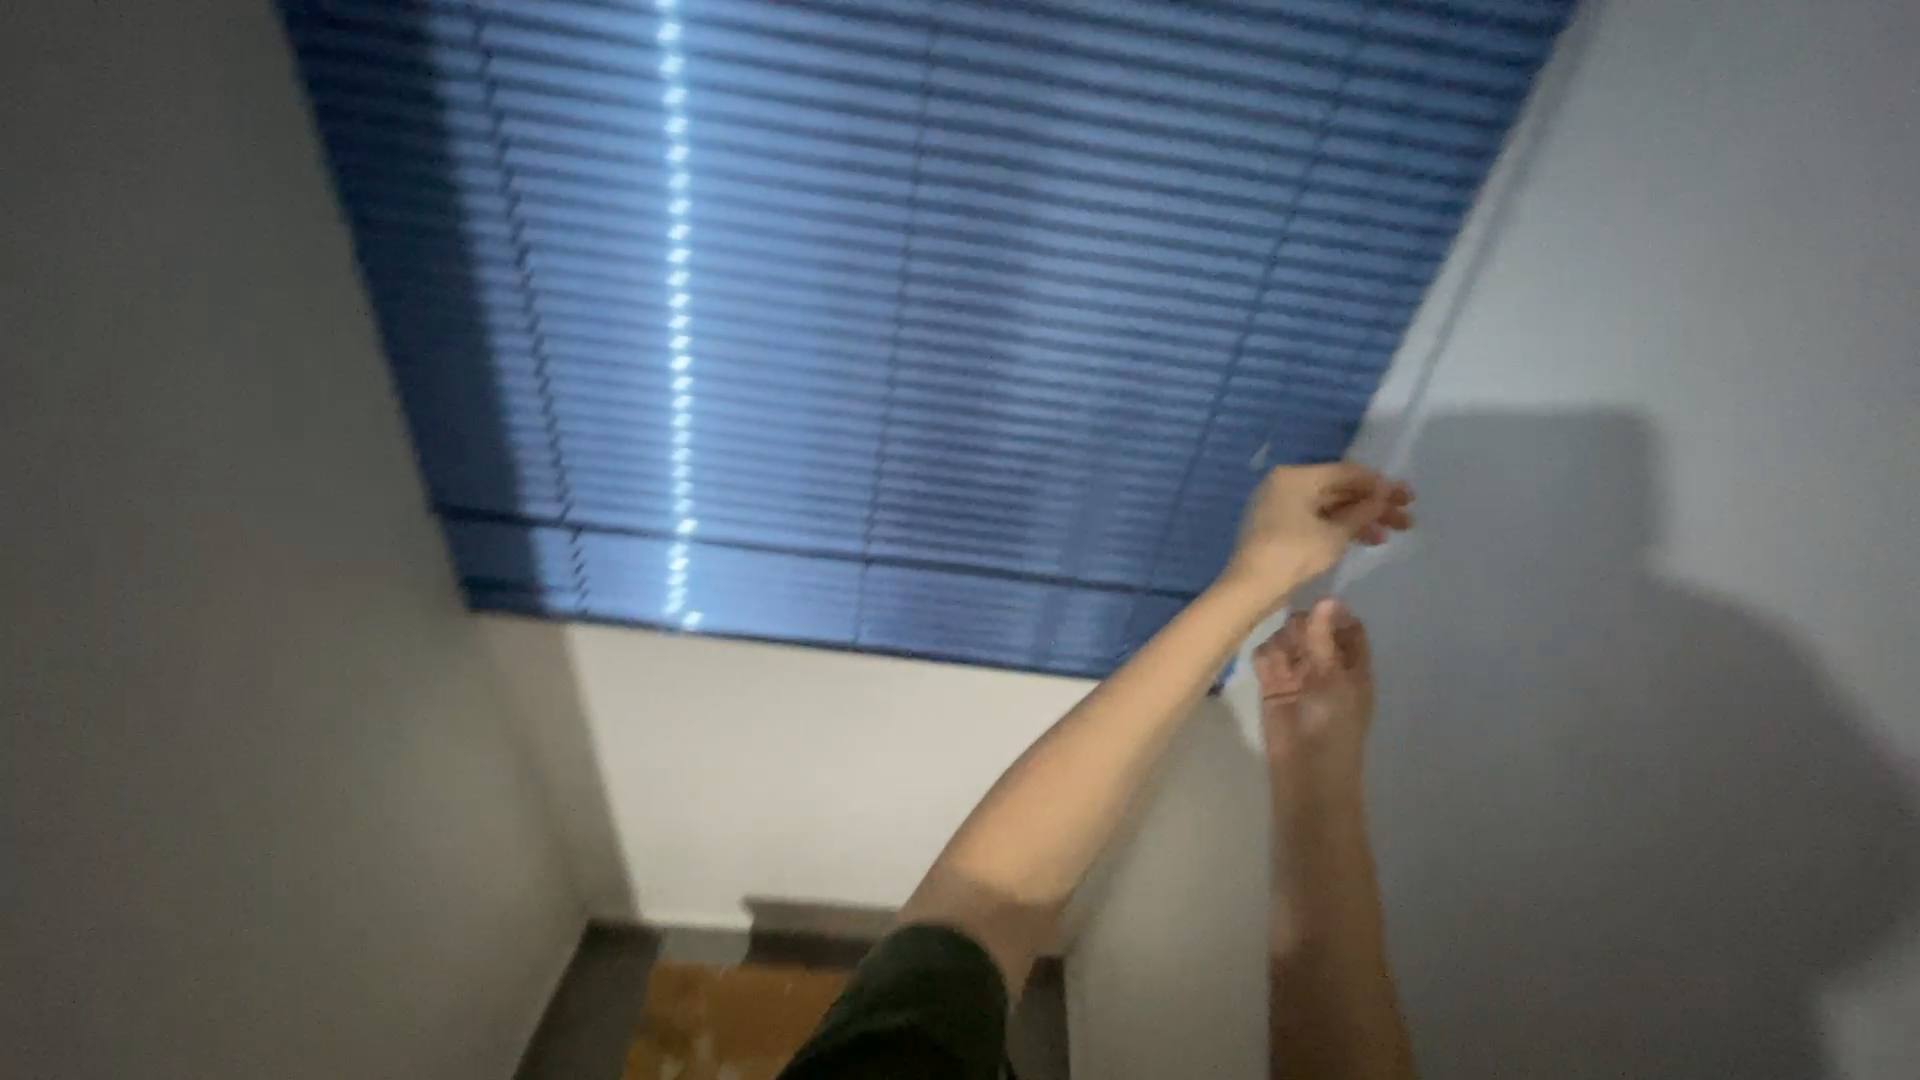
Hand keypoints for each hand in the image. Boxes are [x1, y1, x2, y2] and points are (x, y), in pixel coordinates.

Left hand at [1222, 464, 1412, 606]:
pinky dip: (1340, 528)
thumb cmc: (1294, 553)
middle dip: (1373, 504)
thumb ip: (1363, 512)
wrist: (1252, 587)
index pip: (1346, 472)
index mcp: (1295, 476)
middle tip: (1407, 519)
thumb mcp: (1335, 534)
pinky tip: (1367, 540)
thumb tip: (1384, 496)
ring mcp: (1280, 506)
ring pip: (1329, 507)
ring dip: (1361, 518)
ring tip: (1392, 534)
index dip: (1380, 485)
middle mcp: (1285, 485)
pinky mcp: (1279, 527)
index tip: (1408, 497)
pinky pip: (1316, 520)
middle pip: (1338, 489)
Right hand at [1253, 599, 1375, 804]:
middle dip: (1302, 626)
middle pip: (1311, 627)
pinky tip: (1269, 671)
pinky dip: (1265, 657)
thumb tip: (1327, 597)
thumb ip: (1324, 638)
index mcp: (1352, 663)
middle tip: (1298, 639)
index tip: (1319, 606)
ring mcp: (1296, 673)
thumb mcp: (1334, 677)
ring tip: (1284, 663)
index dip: (1334, 614)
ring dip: (1282, 642)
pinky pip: (1265, 657)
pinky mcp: (1271, 683)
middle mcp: (1324, 663)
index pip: (1346, 626)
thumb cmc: (1334, 723)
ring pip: (1285, 638)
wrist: (1306, 767)